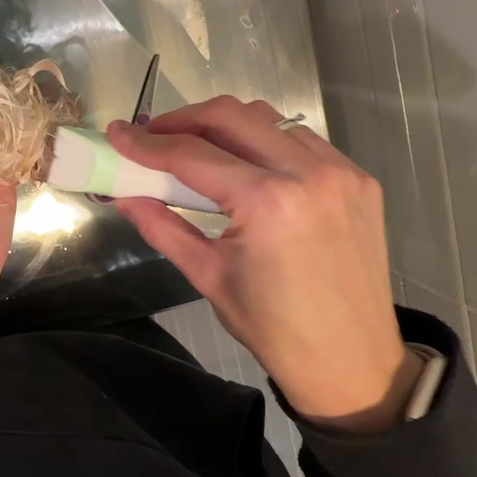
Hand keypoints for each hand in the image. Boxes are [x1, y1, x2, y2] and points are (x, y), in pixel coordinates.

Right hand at [107, 98, 417, 431]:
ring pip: (270, 119)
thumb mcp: (206, 275)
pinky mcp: (360, 179)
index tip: (116, 134)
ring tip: (194, 146)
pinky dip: (265, 141)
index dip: (146, 142)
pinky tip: (245, 164)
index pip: (192, 154)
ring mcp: (341, 172)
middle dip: (183, 119)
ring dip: (225, 124)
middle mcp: (309, 173)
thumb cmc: (272, 327)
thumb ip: (160, 225)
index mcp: (268, 202)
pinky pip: (302, 139)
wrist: (350, 360)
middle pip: (231, 115)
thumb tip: (120, 195)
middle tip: (152, 136)